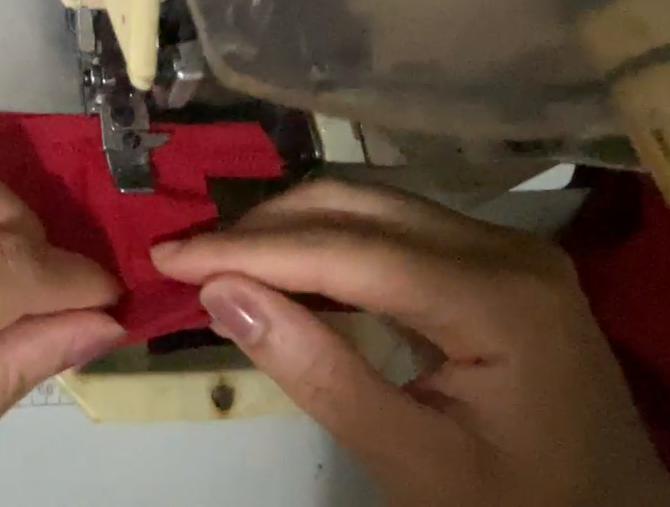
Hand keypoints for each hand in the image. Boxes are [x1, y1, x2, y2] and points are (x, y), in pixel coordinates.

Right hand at [152, 179, 669, 506]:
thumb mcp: (417, 465)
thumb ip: (318, 373)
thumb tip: (219, 292)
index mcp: (497, 296)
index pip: (345, 249)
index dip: (248, 249)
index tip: (168, 255)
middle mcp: (501, 245)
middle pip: (352, 205)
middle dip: (261, 228)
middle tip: (189, 259)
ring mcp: (500, 244)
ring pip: (364, 203)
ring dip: (286, 228)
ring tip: (223, 261)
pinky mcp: (489, 257)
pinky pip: (387, 225)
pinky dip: (323, 241)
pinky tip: (286, 270)